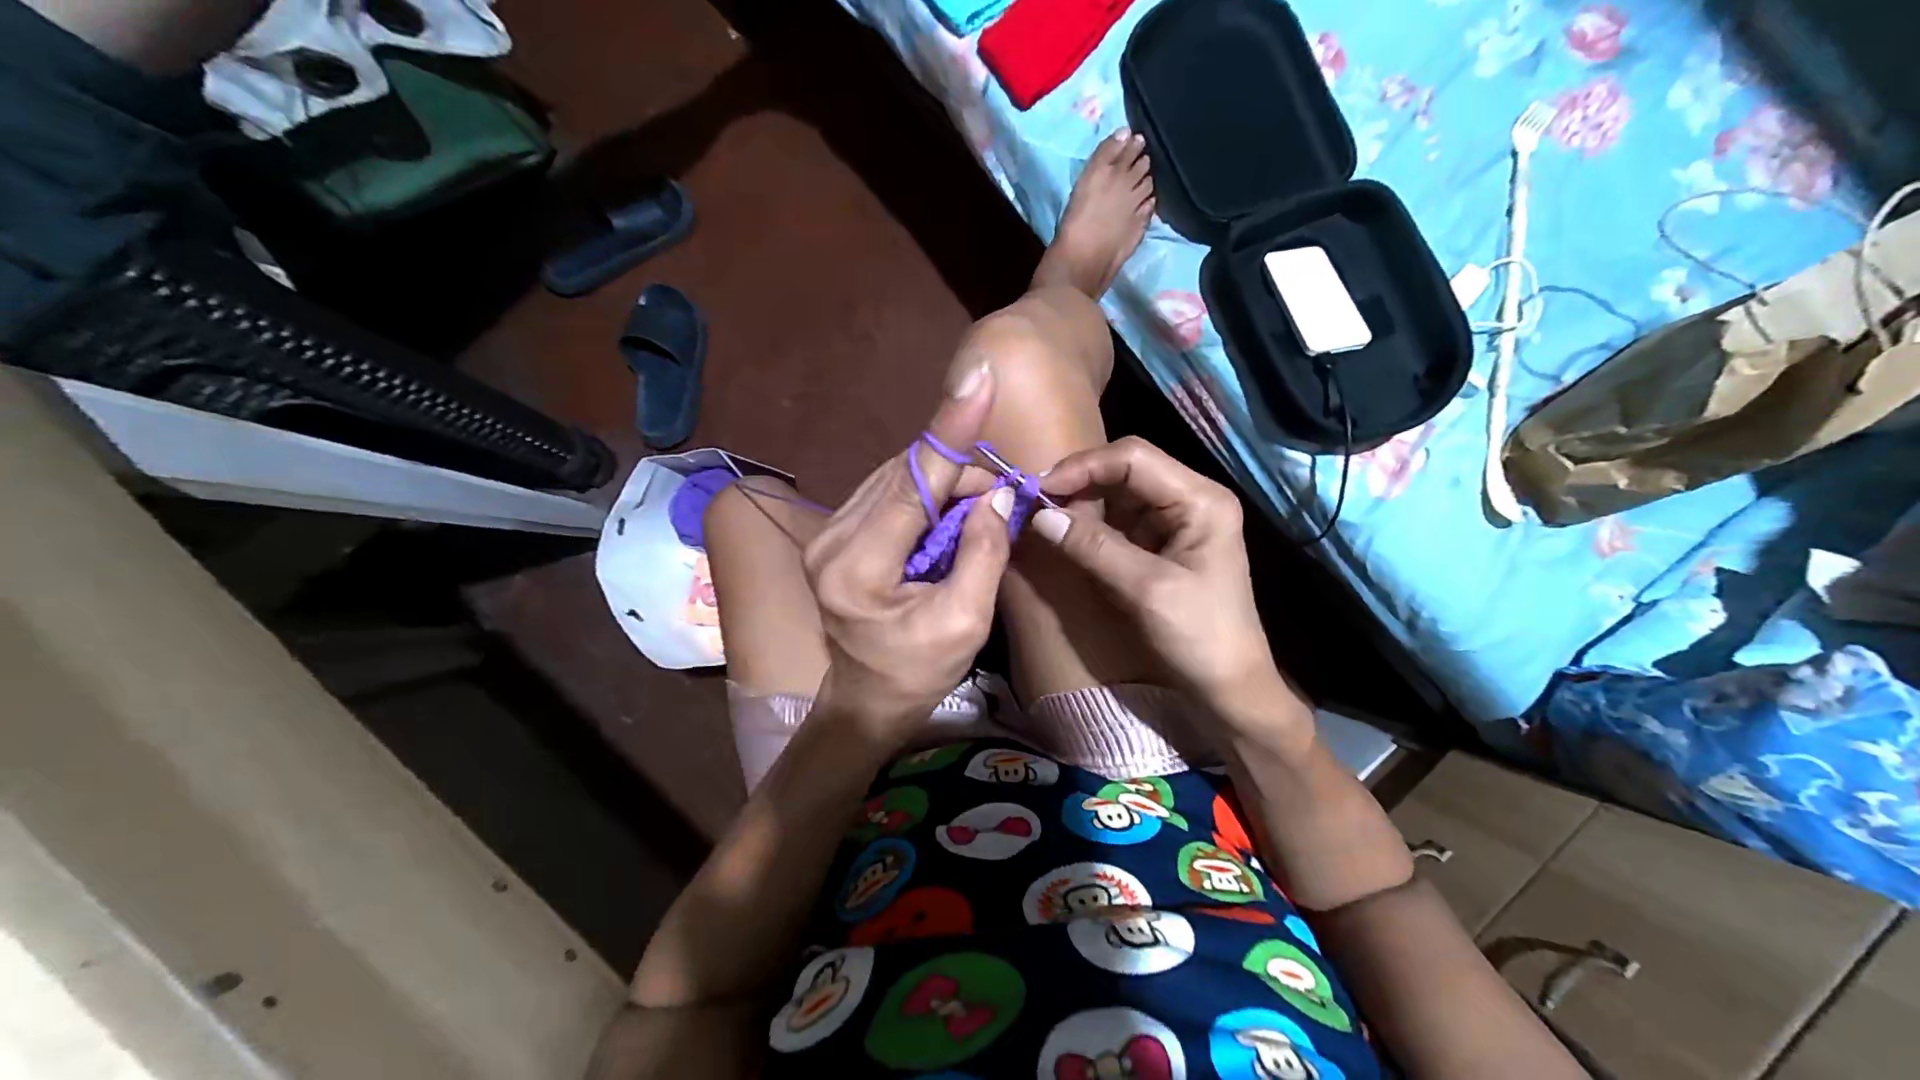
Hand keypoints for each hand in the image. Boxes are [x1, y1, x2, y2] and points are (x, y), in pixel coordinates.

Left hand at [802, 363, 1011, 739]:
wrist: (866, 701)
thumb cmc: (917, 674)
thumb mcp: (964, 623)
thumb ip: (983, 553)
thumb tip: (997, 495)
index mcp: (856, 567)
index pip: (911, 484)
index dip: (950, 432)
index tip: (979, 379)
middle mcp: (831, 539)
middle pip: (905, 474)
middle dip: (959, 472)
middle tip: (1001, 496)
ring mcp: (828, 533)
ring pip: (896, 477)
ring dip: (944, 481)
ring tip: (981, 506)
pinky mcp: (837, 534)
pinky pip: (888, 492)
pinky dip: (926, 491)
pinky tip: (950, 510)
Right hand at [1035, 437, 1293, 723]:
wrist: (1228, 686)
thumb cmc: (1199, 636)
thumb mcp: (1145, 589)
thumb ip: (1093, 547)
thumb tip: (1039, 516)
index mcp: (1200, 500)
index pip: (1133, 458)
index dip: (1083, 466)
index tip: (1041, 489)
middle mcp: (1190, 498)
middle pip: (1125, 469)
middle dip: (1079, 482)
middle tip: (1035, 503)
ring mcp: (1176, 520)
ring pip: (1118, 493)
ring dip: (1081, 502)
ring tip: (1045, 519)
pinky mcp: (1162, 542)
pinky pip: (1119, 520)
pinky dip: (1090, 524)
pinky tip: (1067, 534)